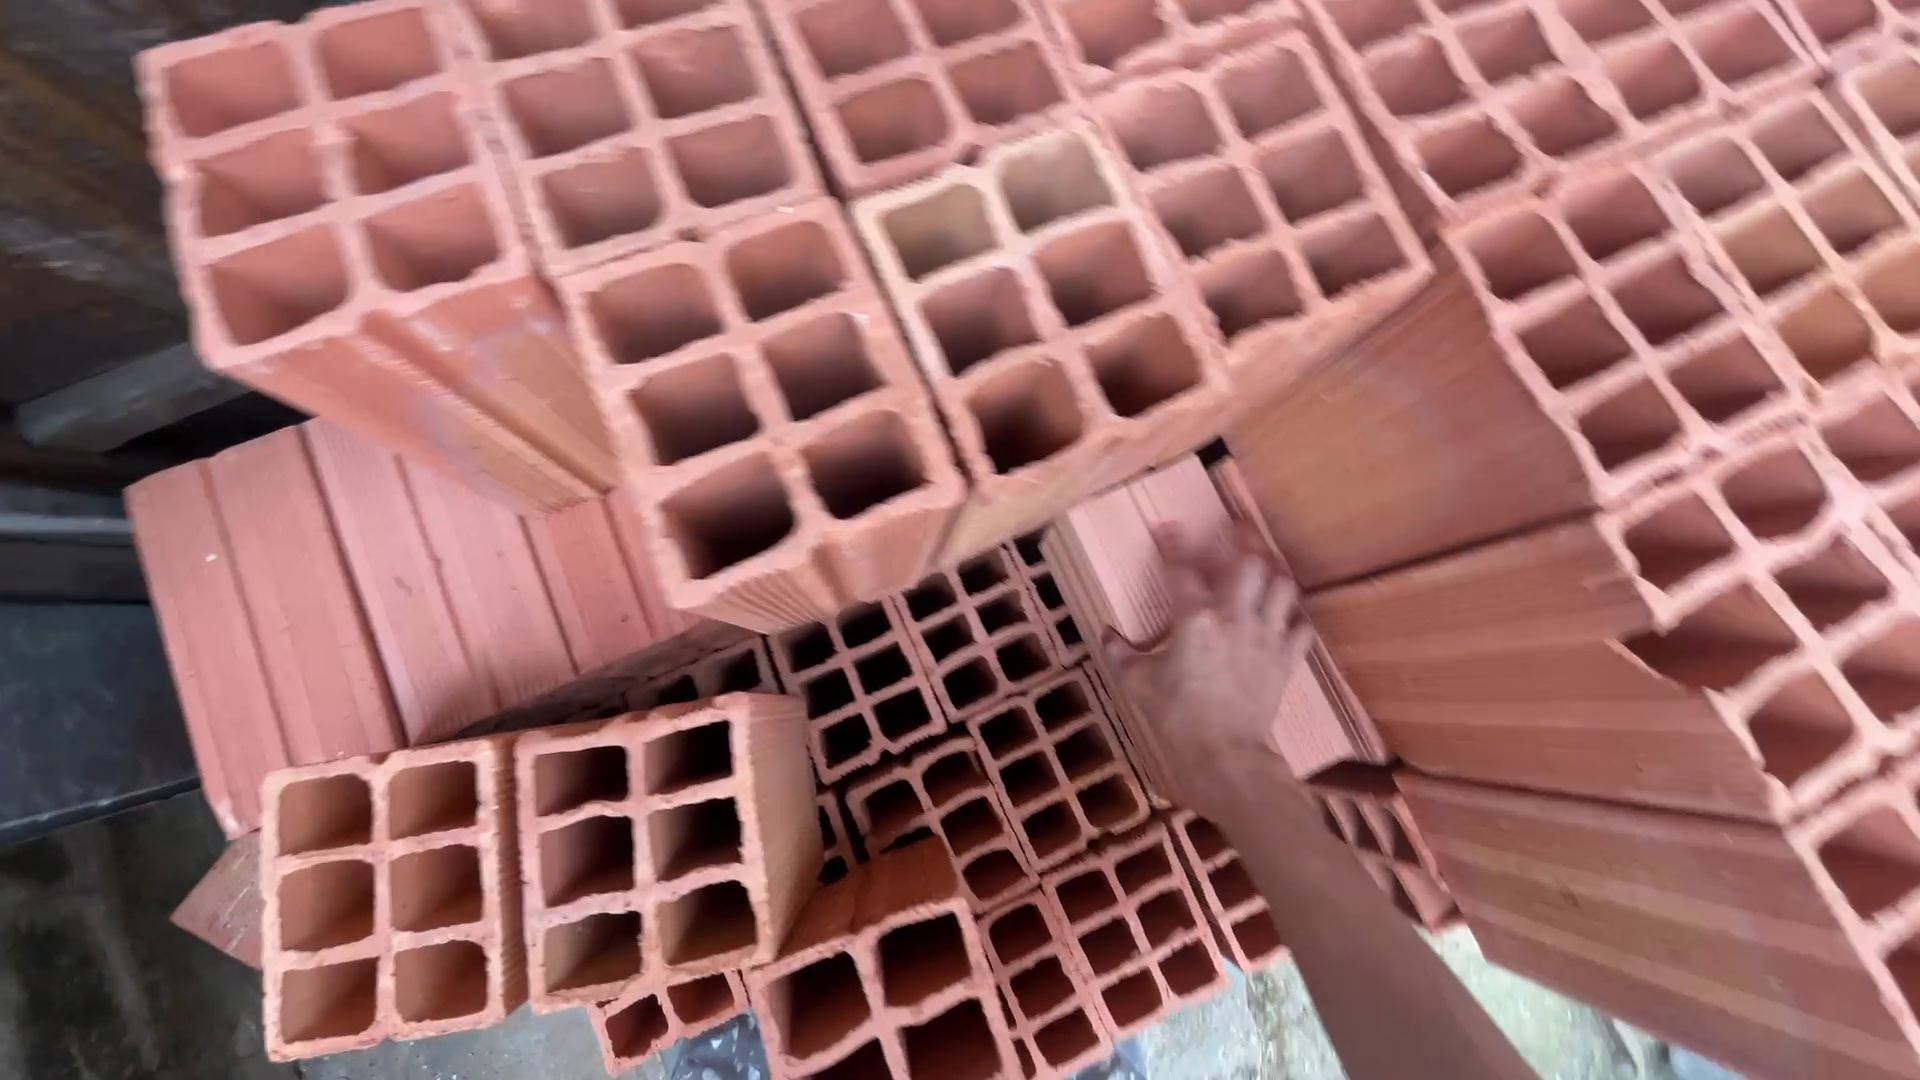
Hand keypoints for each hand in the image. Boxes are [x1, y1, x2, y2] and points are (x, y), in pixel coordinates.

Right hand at [1102, 523, 1313, 829]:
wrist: (1226, 756)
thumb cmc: (1176, 718)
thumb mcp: (1137, 684)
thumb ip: (1120, 653)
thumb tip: (1106, 633)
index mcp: (1195, 620)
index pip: (1182, 571)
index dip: (1172, 545)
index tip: (1166, 527)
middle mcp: (1235, 618)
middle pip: (1250, 563)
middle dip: (1243, 539)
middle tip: (1234, 528)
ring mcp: (1266, 638)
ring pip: (1282, 587)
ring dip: (1272, 571)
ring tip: (1263, 563)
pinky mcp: (1286, 660)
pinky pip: (1301, 627)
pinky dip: (1294, 615)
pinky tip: (1284, 614)